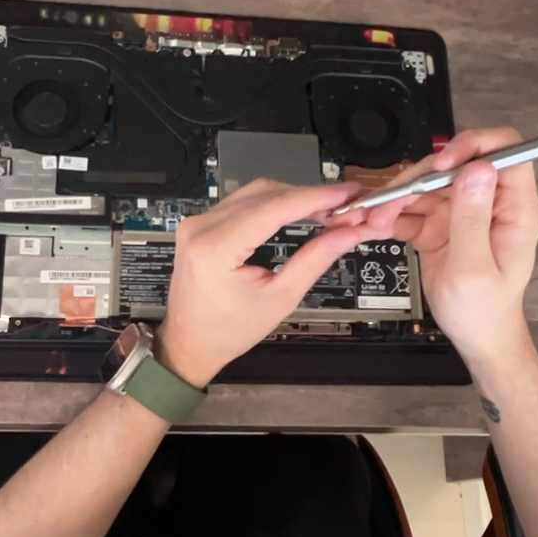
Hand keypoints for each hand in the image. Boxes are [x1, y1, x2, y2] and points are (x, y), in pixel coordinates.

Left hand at [156, 180, 371, 386]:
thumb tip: (346, 234)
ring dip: (292, 198)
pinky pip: (242, 203)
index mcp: (215, 249)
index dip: (314, 197)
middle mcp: (201, 228)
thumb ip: (314, 260)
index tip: (345, 194)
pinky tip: (297, 212)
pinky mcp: (201, 224)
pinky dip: (273, 205)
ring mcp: (197, 223)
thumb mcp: (279, 298)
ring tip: (326, 209)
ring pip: (255, 193)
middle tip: (343, 206)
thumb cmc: (228, 330)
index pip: (273, 208)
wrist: (191, 342)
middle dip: (308, 197)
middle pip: (265, 194)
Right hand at [362, 128, 537, 368]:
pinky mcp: (438, 225)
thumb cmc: (485, 310)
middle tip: (385, 204)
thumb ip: (473, 218)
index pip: (503, 152)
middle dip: (415, 181)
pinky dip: (388, 217)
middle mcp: (487, 203)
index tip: (440, 165)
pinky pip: (410, 210)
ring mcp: (460, 212)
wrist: (475, 335)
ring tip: (369, 219)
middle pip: (450, 167)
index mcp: (513, 208)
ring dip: (393, 200)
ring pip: (424, 186)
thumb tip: (477, 169)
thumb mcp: (475, 268)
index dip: (471, 147)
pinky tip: (371, 226)